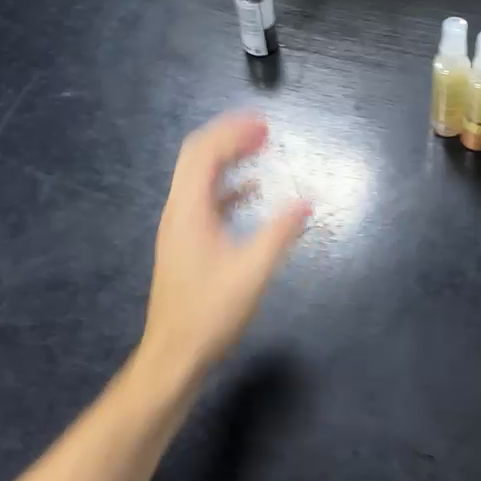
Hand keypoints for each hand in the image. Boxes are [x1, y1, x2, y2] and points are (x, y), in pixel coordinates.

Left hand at [140, 112, 309, 385]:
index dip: (232, 132)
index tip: (264, 125)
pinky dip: (227, 186)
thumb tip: (306, 200)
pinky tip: (251, 191)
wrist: (173, 355)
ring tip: (260, 149)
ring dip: (228, 159)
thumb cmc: (211, 313)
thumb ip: (280, 233)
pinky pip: (204, 199)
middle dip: (229, 138)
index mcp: (189, 210)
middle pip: (197, 158)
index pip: (203, 153)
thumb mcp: (252, 272)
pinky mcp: (184, 243)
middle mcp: (178, 212)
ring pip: (199, 177)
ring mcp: (178, 227)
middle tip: (264, 131)